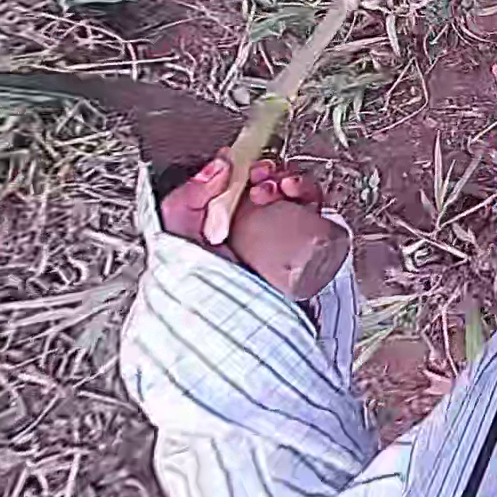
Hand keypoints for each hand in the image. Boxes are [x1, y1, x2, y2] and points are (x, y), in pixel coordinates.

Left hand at [160, 150, 347, 299]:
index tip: (242, 164)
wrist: (240, 333)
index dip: (243, 168)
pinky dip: (312, 195)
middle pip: (271, 185)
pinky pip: (319, 212)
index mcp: (220, 226)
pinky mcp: (309, 247)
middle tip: (262, 176)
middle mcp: (254, 231)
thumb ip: (188, 200)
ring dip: (292, 180)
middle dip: (269, 173)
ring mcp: (284, 239)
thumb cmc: (200, 298)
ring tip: (281, 187)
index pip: (238, 184)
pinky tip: (299, 196)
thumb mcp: (177, 241)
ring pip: (297, 194)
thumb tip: (218, 165)